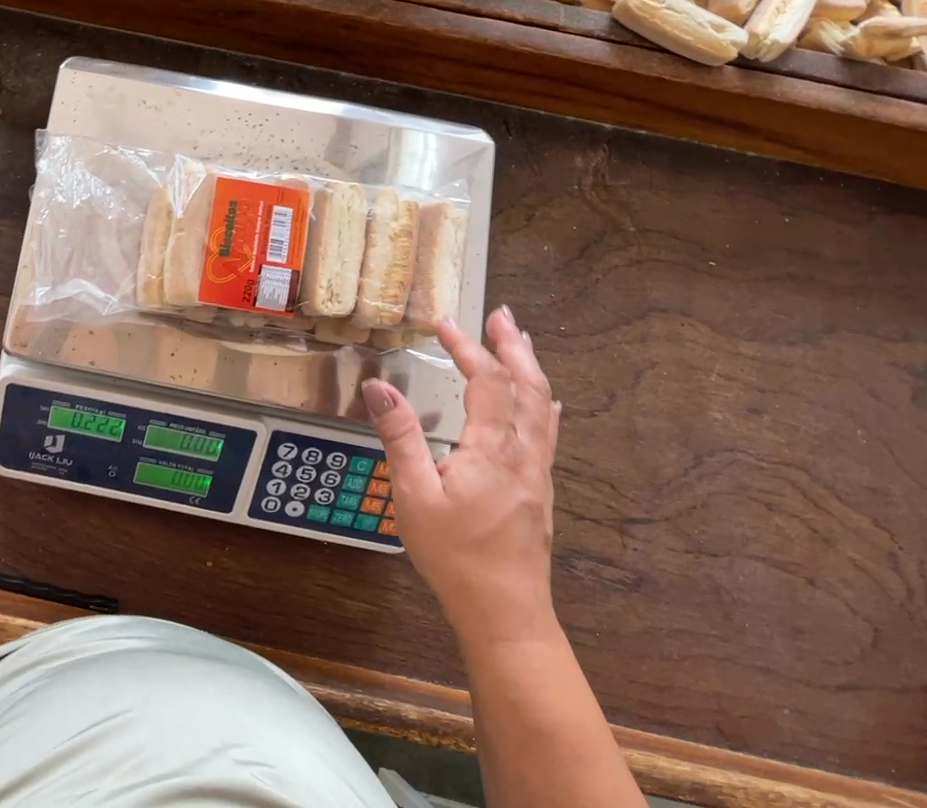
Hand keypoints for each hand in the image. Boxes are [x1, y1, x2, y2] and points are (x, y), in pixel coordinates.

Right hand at [363, 308, 559, 647]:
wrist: (505, 609)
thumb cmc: (454, 553)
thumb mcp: (414, 494)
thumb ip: (400, 436)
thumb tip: (379, 385)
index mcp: (493, 448)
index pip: (486, 382)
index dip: (468, 348)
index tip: (445, 324)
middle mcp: (524, 452)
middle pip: (528, 386)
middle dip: (514, 347)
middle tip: (501, 315)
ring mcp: (538, 471)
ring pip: (543, 407)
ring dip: (531, 368)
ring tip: (520, 342)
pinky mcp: (540, 489)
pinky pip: (547, 430)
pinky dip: (541, 401)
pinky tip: (543, 402)